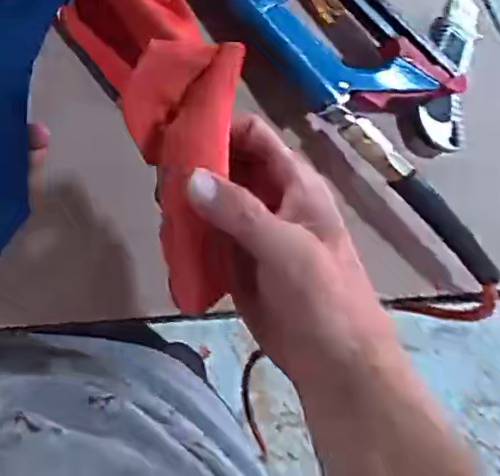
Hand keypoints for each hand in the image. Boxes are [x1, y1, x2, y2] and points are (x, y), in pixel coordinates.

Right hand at [186, 111, 401, 388]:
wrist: (340, 371)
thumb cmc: (326, 298)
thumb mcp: (287, 249)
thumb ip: (240, 212)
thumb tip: (191, 176)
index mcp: (293, 182)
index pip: (253, 135)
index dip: (221, 127)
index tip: (180, 131)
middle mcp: (270, 196)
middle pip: (227, 164)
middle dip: (195, 165)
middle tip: (159, 174)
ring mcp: (253, 229)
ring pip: (213, 199)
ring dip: (188, 200)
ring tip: (160, 208)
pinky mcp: (238, 260)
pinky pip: (208, 235)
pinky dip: (189, 233)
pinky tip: (170, 240)